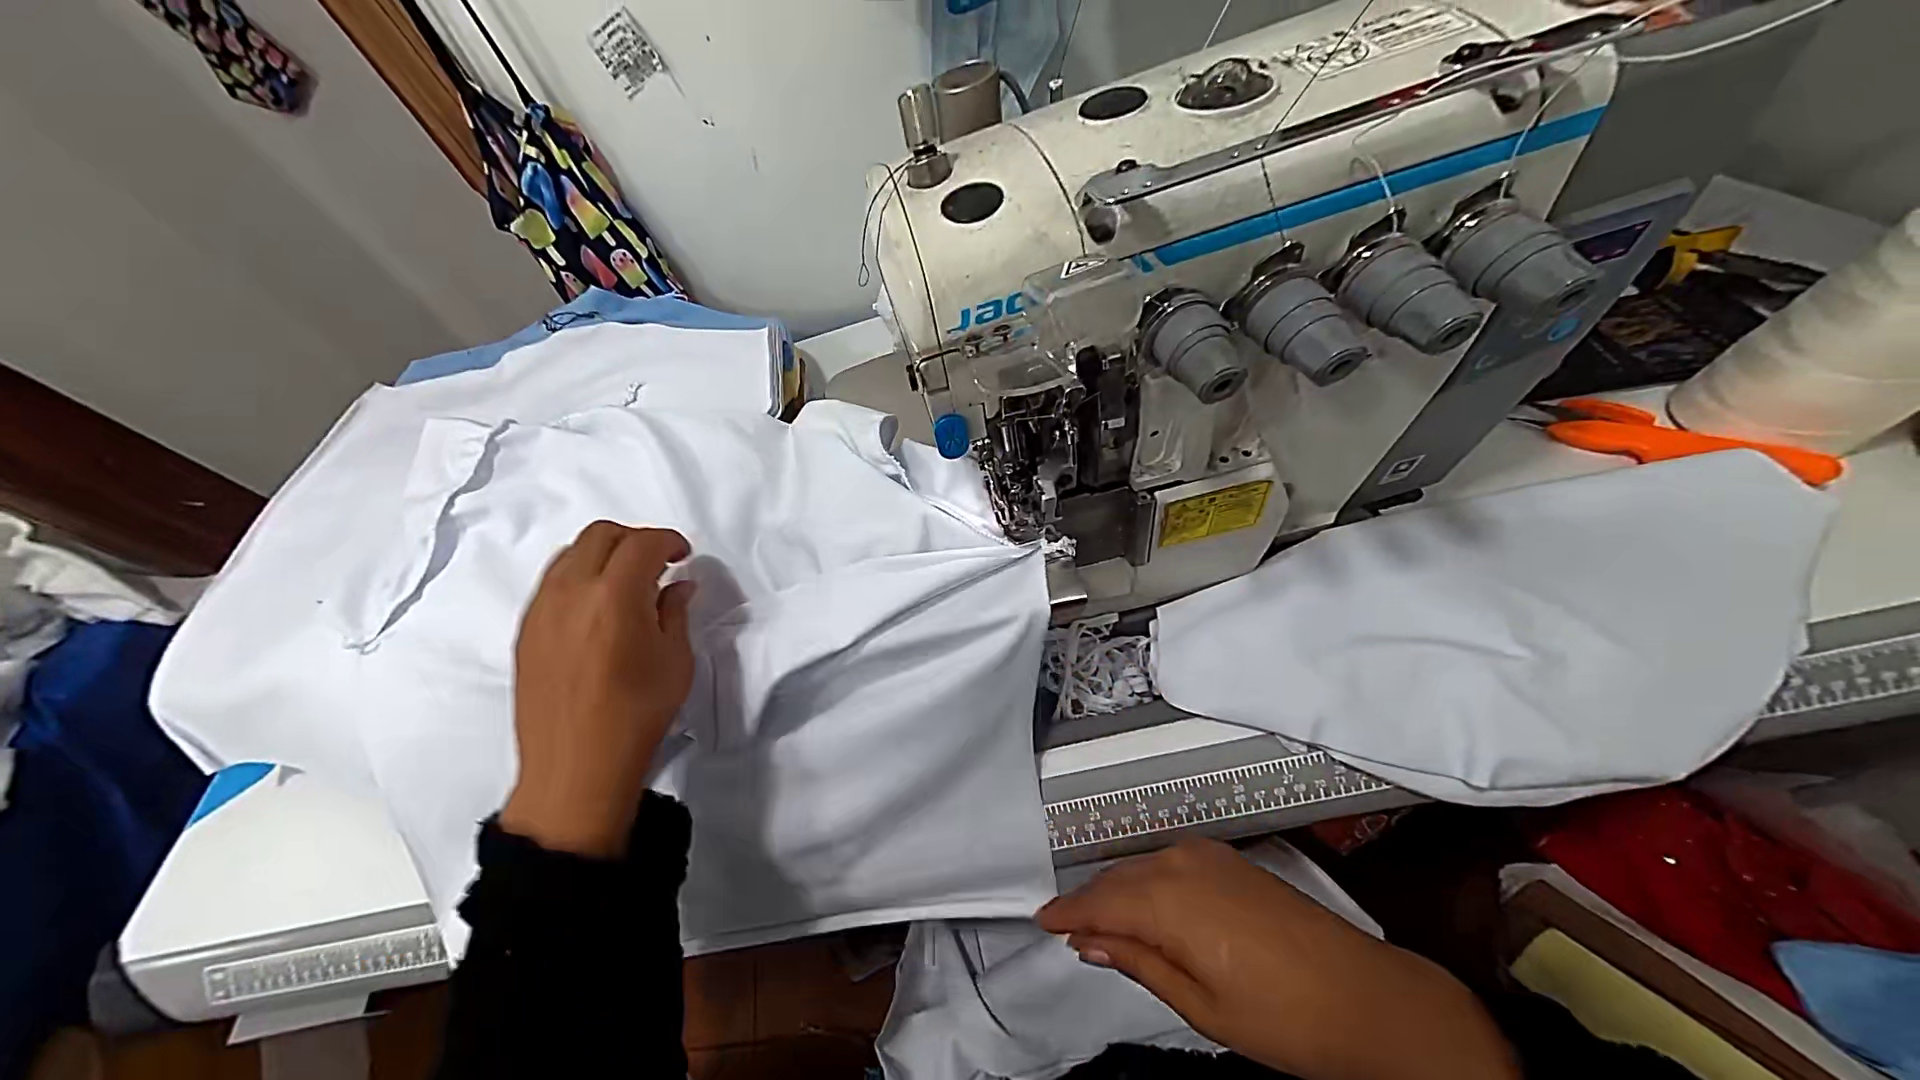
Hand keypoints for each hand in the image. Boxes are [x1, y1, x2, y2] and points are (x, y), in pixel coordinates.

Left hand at [499, 522, 695, 858]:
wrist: (576, 766)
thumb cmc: (637, 714)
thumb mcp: (676, 660)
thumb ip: (675, 612)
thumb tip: (678, 586)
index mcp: (614, 597)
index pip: (642, 543)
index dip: (668, 541)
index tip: (683, 555)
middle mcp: (570, 593)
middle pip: (600, 535)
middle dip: (635, 539)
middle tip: (659, 563)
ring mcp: (541, 610)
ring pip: (571, 554)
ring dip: (604, 554)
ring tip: (629, 583)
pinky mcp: (526, 631)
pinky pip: (553, 582)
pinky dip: (580, 576)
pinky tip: (600, 608)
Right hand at [1037, 839, 1516, 1079]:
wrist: (1367, 996)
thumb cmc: (1282, 1016)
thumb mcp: (1200, 1004)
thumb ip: (1137, 961)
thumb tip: (1088, 943)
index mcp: (1170, 900)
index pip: (1099, 900)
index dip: (1067, 912)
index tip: (1041, 921)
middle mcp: (1182, 862)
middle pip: (1117, 878)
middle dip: (1089, 903)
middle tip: (1068, 930)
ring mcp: (1207, 854)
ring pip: (1140, 867)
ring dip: (1116, 891)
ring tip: (1100, 923)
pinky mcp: (1226, 857)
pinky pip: (1166, 862)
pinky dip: (1145, 882)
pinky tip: (1143, 905)